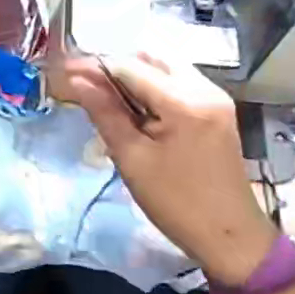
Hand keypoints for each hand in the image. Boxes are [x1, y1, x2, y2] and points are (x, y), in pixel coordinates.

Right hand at [61, 53, 279, 286]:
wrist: (229, 234)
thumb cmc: (175, 201)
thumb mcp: (132, 158)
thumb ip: (106, 114)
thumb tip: (78, 82)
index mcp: (184, 101)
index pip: (130, 67)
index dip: (94, 67)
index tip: (65, 72)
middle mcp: (205, 89)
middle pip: (152, 59)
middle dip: (116, 67)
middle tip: (84, 85)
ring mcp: (215, 98)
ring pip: (167, 69)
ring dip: (135, 77)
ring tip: (104, 98)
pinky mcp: (217, 111)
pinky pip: (179, 85)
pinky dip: (153, 89)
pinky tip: (134, 109)